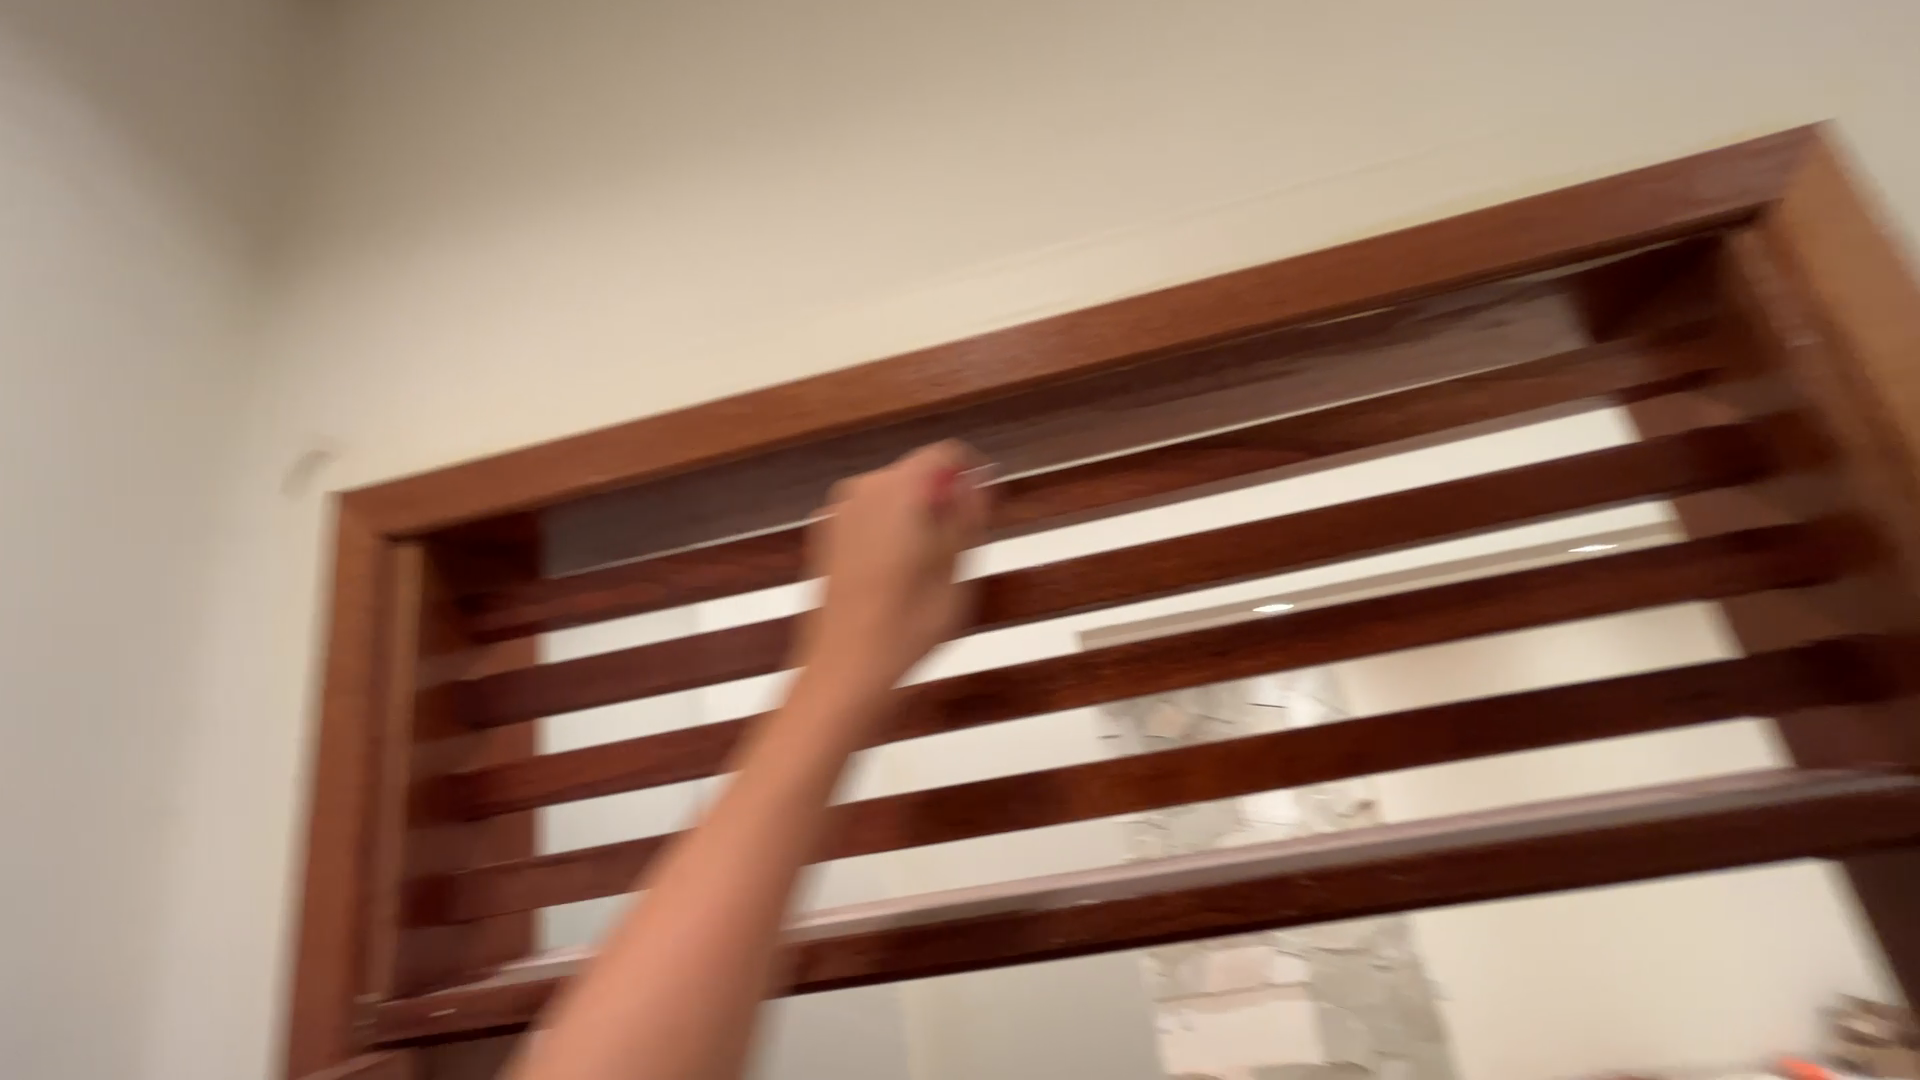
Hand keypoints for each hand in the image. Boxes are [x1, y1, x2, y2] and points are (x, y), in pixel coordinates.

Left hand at [793, 441, 992, 709]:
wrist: (845, 669)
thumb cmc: (908, 623)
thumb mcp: (957, 568)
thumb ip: (970, 513)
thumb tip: (980, 478)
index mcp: (899, 488)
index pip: (946, 455)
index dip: (970, 477)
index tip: (982, 512)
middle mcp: (862, 488)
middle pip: (917, 475)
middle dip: (941, 503)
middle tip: (955, 555)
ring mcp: (837, 512)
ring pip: (894, 498)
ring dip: (916, 521)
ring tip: (925, 573)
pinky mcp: (824, 536)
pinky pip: (870, 519)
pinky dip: (888, 534)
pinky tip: (894, 579)